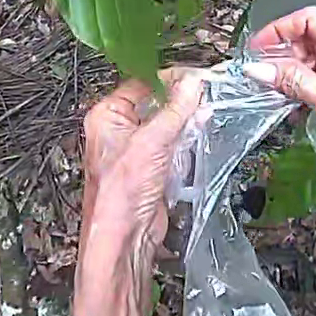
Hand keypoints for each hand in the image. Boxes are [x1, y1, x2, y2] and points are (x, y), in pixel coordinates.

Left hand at [74, 70, 203, 315]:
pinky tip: (202, 134)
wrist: (124, 240)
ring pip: (168, 124)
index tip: (197, 76)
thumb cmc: (123, 193)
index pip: (142, 83)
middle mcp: (118, 130)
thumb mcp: (152, 142)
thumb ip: (176, 110)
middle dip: (182, 100)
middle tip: (208, 93)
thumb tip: (194, 83)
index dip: (170, 78)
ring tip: (209, 112)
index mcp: (107, 116)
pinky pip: (174, 145)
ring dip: (187, 121)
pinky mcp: (153, 168)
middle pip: (156, 103)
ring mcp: (136, 149)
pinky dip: (188, 140)